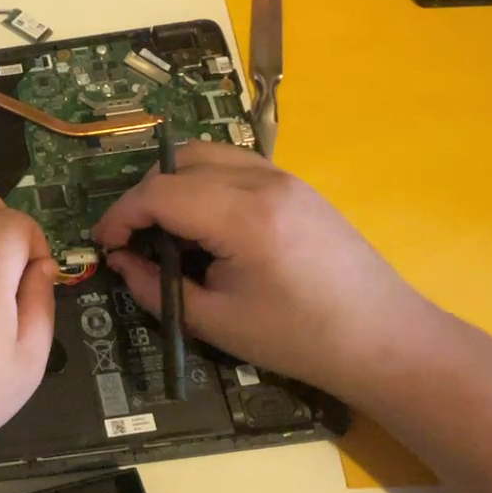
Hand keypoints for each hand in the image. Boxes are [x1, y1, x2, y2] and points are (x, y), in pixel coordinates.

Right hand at [94, 142, 442, 398]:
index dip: (121, 215)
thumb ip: (156, 288)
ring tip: (163, 225)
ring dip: (171, 181)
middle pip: (177, 163)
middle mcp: (263, 182)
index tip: (105, 244)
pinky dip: (202, 179)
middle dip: (142, 197)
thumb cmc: (298, 339)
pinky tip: (203, 219)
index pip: (160, 193)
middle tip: (132, 238)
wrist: (385, 339)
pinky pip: (232, 162)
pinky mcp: (295, 184)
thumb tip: (120, 262)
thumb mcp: (215, 323)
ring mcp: (283, 177)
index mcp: (244, 218)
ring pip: (204, 153)